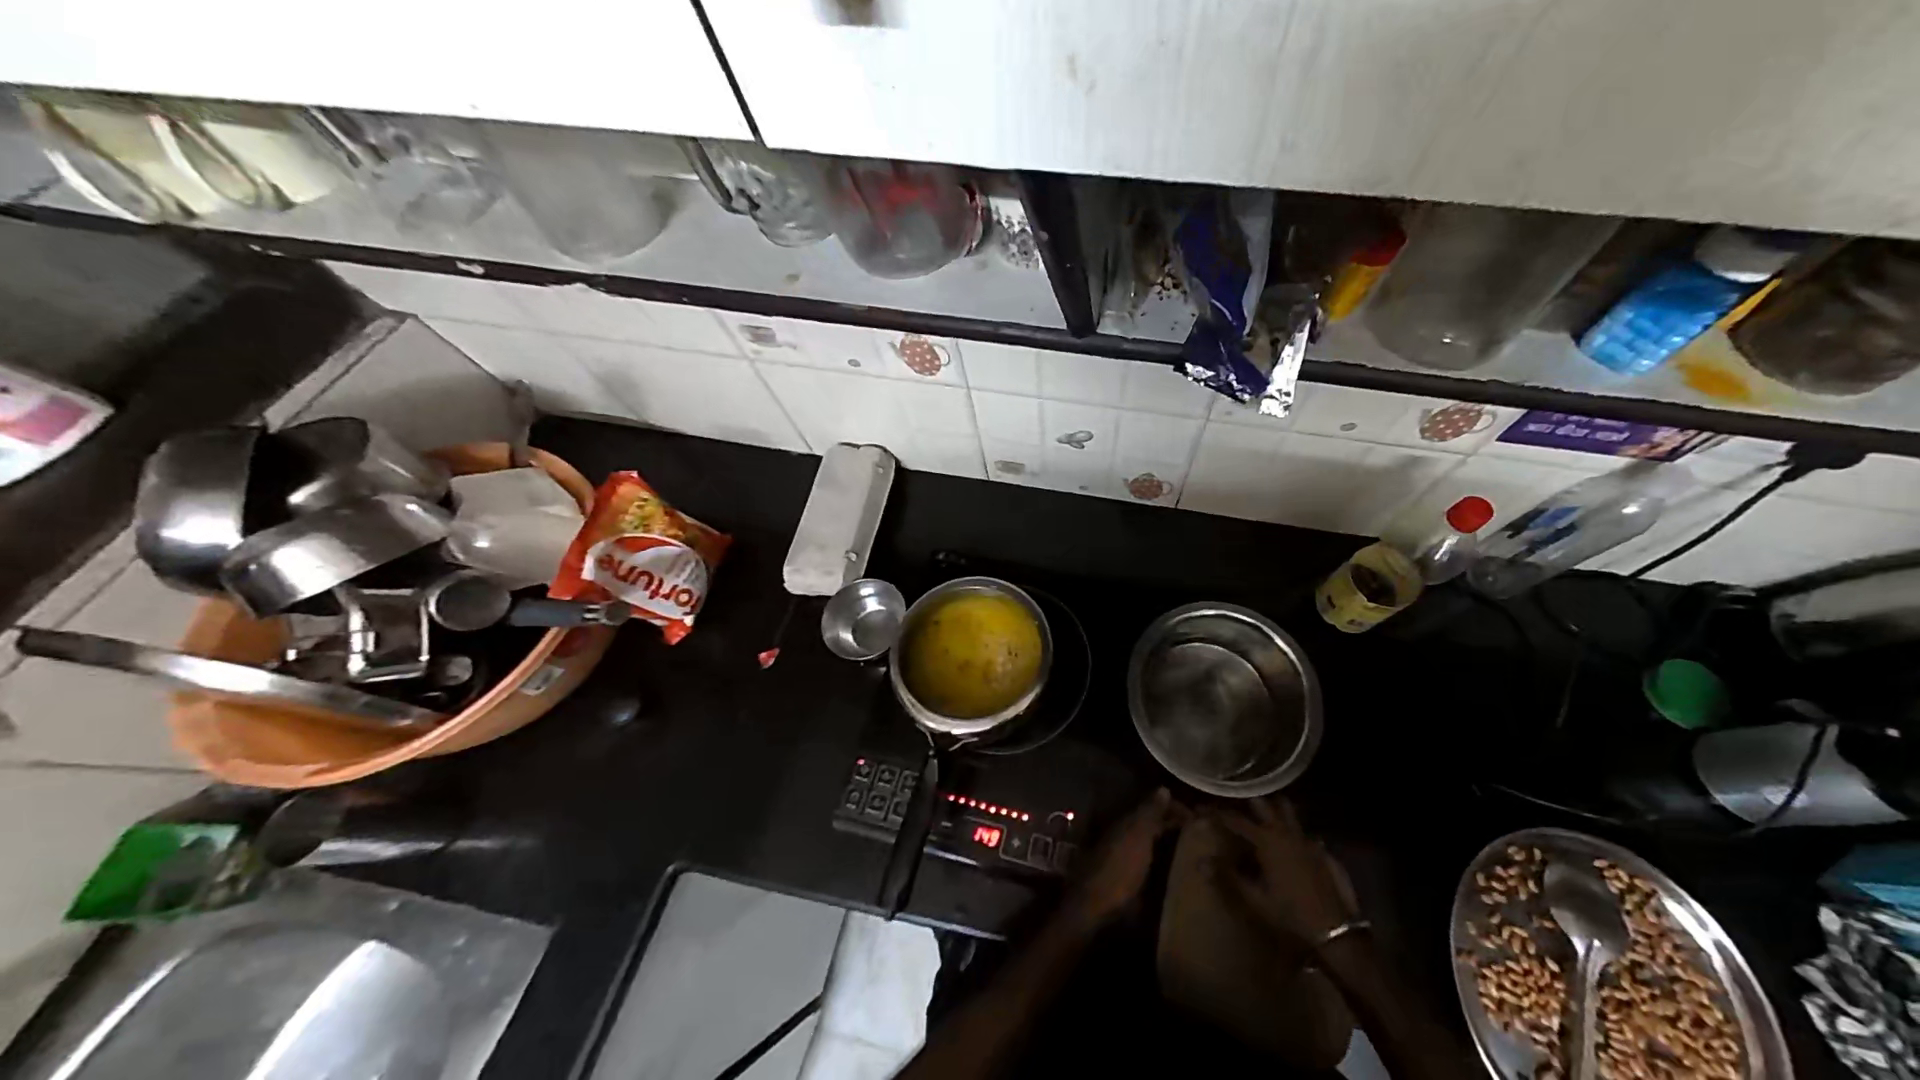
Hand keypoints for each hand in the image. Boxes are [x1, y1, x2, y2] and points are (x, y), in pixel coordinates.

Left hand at [1065, 788, 1186, 928]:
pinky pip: (1153, 865)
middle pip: (1152, 825)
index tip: (1198, 816)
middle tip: (1204, 832)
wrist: (1096, 908)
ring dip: (1171, 844)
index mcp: (1125, 823)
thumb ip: (1149, 812)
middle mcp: (1124, 837)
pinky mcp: (1130, 882)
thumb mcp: (1136, 836)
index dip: (1174, 808)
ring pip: (1152, 844)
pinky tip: (1183, 871)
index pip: (1152, 807)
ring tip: (1199, 850)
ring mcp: (1125, 859)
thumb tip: (1164, 788)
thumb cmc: (1118, 868)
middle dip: (1174, 825)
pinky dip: (1167, 863)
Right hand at [1214, 796, 1357, 946]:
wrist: (1335, 931)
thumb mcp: (1254, 899)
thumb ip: (1227, 878)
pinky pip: (1302, 831)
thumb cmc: (1290, 915)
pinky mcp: (1321, 852)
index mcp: (1267, 841)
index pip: (1236, 820)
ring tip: (1259, 812)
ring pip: (1287, 812)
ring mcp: (1306, 841)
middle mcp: (1286, 834)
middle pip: (1264, 806)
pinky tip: (1287, 840)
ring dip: (1272, 808)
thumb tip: (1200, 861)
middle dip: (1246, 801)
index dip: (1217, 813)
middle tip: (1231, 801)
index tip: (1201, 808)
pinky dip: (1291, 830)